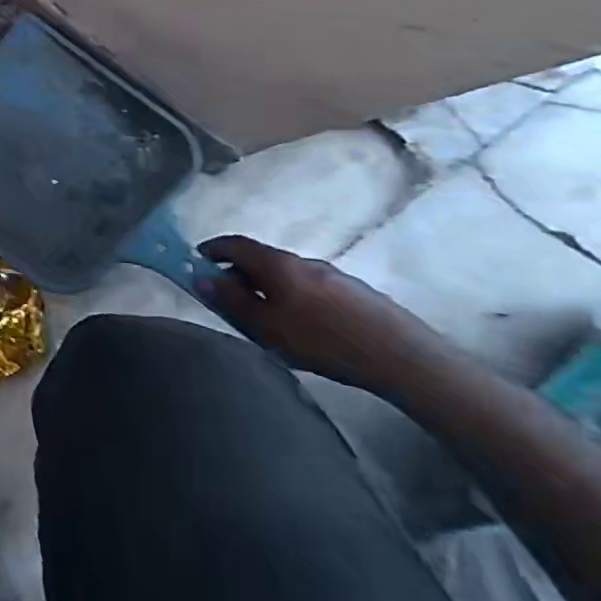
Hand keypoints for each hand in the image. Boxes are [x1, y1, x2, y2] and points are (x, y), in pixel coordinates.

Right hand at [197, 235, 458, 395]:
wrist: (402, 357)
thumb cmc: (322, 340)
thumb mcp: (267, 326)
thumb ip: (232, 301)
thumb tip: (202, 278)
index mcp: (277, 264)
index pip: (235, 244)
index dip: (213, 248)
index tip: (198, 259)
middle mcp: (303, 261)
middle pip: (262, 258)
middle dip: (240, 272)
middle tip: (229, 296)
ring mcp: (333, 275)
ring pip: (288, 274)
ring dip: (269, 286)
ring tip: (267, 316)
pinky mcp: (356, 293)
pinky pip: (312, 287)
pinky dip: (295, 296)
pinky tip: (305, 325)